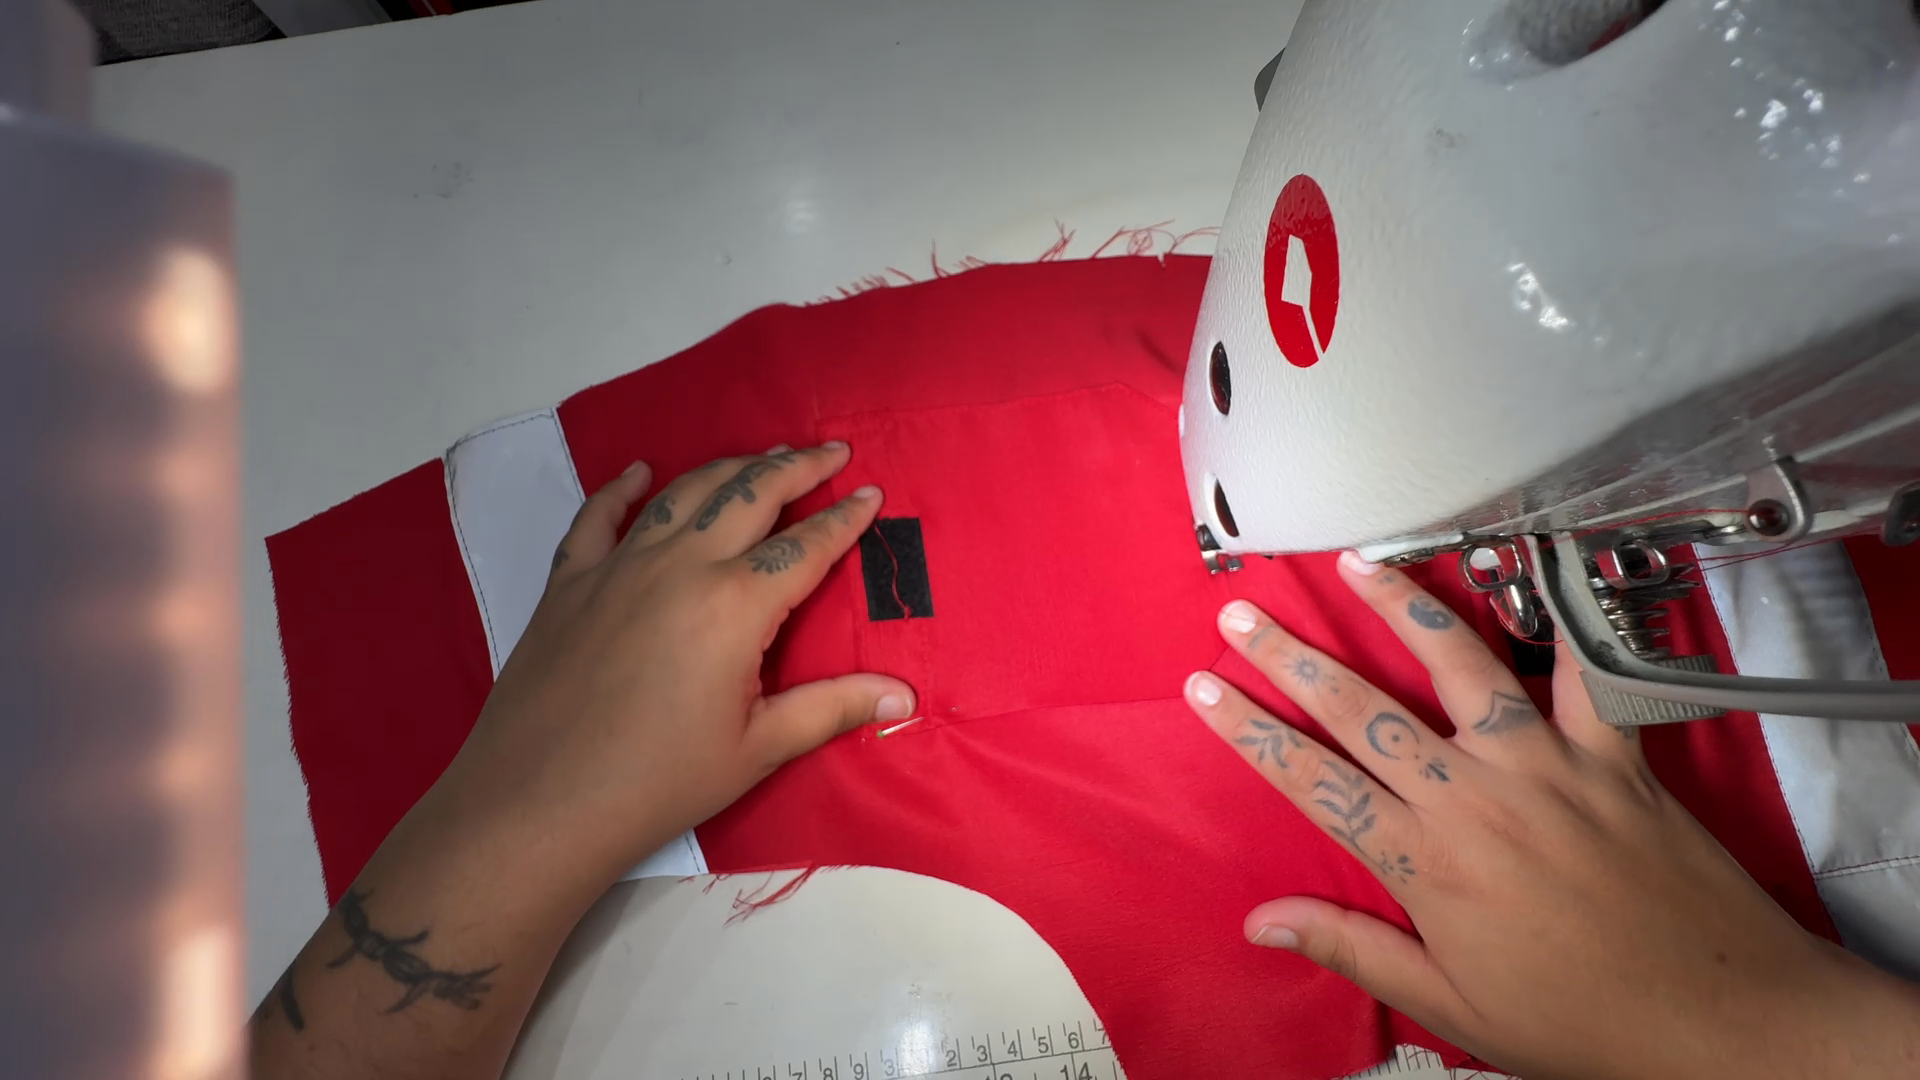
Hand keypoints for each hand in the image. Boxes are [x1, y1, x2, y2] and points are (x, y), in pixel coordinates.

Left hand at [250, 444, 912, 1079]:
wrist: (533, 807)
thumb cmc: (659, 781)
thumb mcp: (760, 747)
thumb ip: (835, 707)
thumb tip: (908, 695)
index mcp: (734, 604)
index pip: (805, 546)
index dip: (845, 518)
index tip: (872, 491)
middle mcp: (681, 566)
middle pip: (749, 495)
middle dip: (797, 467)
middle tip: (830, 450)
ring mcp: (618, 567)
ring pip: (684, 493)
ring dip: (731, 467)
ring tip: (764, 454)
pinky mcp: (570, 581)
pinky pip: (597, 516)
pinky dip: (620, 487)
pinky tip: (638, 469)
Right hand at [1182, 553, 1919, 1079]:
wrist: (1738, 1036)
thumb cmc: (1583, 1025)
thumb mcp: (1451, 1009)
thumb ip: (1350, 949)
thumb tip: (1261, 924)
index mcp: (1426, 862)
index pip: (1310, 780)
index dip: (1248, 730)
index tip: (1204, 689)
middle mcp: (1472, 800)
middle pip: (1359, 712)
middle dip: (1289, 658)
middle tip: (1242, 616)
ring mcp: (1543, 768)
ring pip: (1459, 669)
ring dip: (1398, 609)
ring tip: (1355, 564)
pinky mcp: (1609, 758)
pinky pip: (1585, 678)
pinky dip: (1561, 623)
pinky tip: (1534, 569)